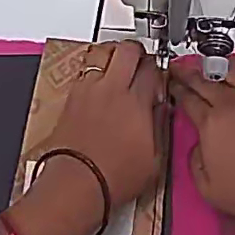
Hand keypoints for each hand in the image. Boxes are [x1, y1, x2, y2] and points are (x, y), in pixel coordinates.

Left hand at [43, 41, 165, 210]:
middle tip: (141, 62)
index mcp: (136, 102)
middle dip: (137, 52)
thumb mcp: (153, 159)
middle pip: (127, 50)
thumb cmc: (113, 177)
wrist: (76, 184)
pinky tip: (100, 86)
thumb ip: (160, 127)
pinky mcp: (72, 98)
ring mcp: (89, 91)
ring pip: (102, 53)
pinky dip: (95, 71)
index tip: (159, 78)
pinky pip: (85, 71)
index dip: (159, 70)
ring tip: (118, 67)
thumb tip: (161, 111)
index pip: (152, 68)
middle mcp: (111, 90)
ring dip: (113, 56)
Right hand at [169, 58, 234, 225]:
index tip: (172, 86)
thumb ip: (195, 161)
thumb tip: (199, 148)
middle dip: (188, 73)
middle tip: (182, 71)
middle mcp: (231, 103)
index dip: (176, 89)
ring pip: (233, 68)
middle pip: (203, 79)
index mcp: (209, 123)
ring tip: (214, 68)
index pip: (186, 97)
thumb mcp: (207, 186)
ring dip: (219, 66)